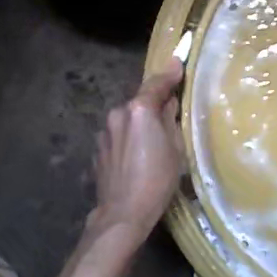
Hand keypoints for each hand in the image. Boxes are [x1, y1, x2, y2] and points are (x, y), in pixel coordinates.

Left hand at [91, 62, 185, 239]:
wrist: (122, 212)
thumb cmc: (156, 181)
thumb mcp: (174, 149)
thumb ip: (170, 119)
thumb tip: (168, 103)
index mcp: (138, 110)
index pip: (156, 84)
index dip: (170, 74)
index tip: (179, 63)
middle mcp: (116, 115)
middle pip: (138, 104)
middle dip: (152, 108)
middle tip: (169, 118)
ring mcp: (103, 133)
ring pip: (126, 122)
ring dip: (137, 127)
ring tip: (150, 146)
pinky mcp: (97, 150)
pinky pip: (117, 138)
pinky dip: (127, 141)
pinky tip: (135, 159)